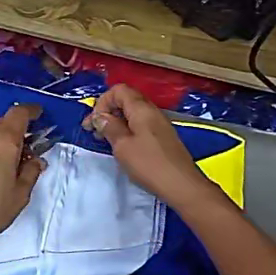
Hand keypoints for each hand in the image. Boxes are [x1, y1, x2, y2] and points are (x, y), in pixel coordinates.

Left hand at [0, 105, 45, 264]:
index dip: (31, 111)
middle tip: (30, 147)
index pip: (19, 113)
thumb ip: (31, 171)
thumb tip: (35, 161)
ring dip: (3, 141)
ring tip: (12, 163)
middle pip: (4, 122)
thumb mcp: (21, 193)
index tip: (40, 114)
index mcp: (3, 141)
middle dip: (19, 130)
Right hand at [85, 85, 224, 210]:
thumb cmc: (150, 164)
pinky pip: (141, 126)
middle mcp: (153, 111)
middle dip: (107, 112)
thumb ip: (110, 127)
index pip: (119, 90)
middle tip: (95, 131)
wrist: (181, 184)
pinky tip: (123, 147)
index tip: (94, 122)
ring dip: (117, 123)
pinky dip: (128, 131)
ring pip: (133, 114)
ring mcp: (160, 124)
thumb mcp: (122, 146)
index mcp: (142, 108)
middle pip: (126, 100)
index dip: (102, 102)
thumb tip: (100, 117)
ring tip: (106, 140)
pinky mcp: (163, 137)